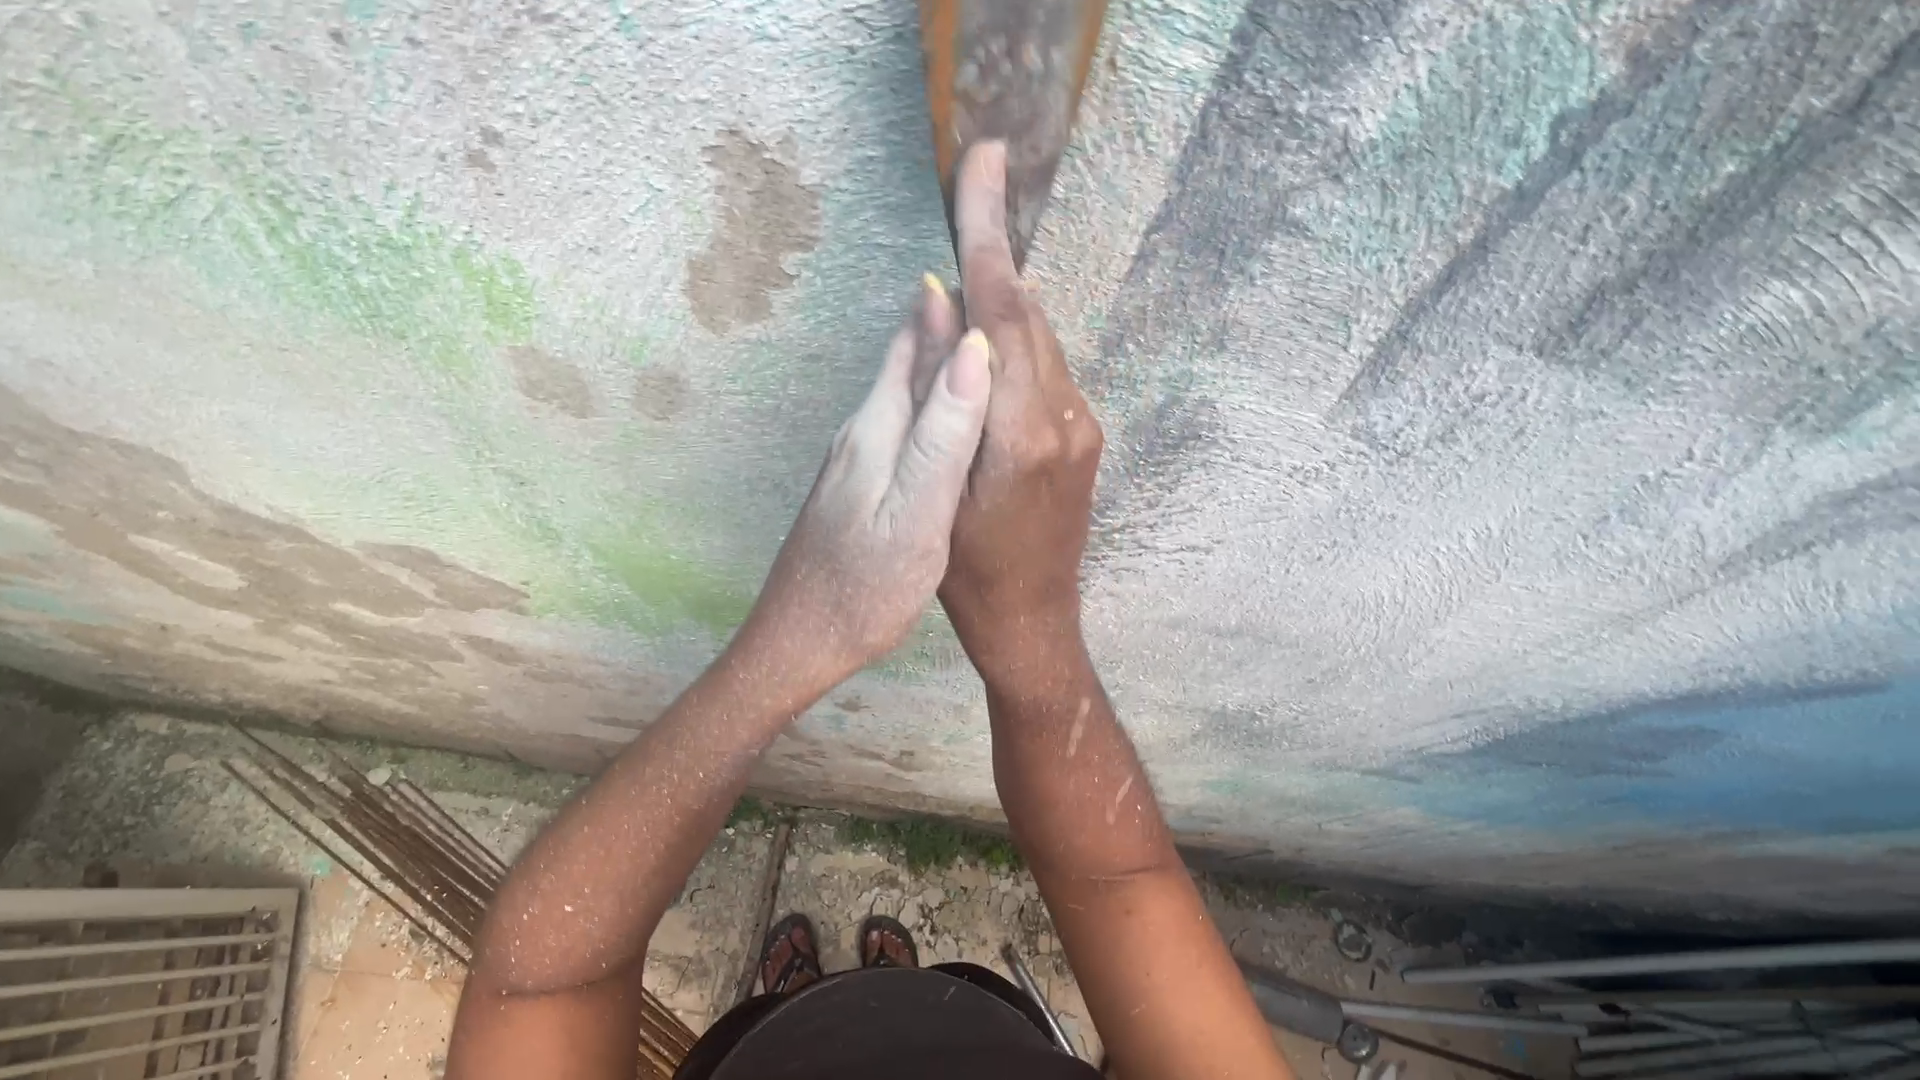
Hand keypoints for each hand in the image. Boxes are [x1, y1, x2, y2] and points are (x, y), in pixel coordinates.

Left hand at [740, 288, 992, 689]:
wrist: (801, 641)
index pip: (916, 345)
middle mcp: (862, 432)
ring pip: (903, 391)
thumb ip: (943, 434)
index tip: (984, 260)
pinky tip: (949, 412)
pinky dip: (931, 402)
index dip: (949, 304)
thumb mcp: (916, 513)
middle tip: (989, 284)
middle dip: (945, 321)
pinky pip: (901, 423)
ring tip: (982, 336)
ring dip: (939, 359)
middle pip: (906, 361)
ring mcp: (856, 459)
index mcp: (878, 429)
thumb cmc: (864, 588)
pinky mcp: (858, 485)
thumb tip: (973, 350)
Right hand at [936, 141, 1104, 681]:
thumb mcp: (938, 487)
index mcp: (1024, 434)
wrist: (1032, 621)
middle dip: (998, 245)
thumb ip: (944, 398)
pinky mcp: (1085, 437)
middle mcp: (1066, 419)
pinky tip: (993, 329)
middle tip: (980, 173)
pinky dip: (1017, 336)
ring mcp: (1083, 428)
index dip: (987, 235)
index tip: (983, 165)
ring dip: (1005, 292)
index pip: (1003, 315)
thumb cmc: (967, 571)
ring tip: (976, 238)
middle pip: (1027, 314)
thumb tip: (939, 308)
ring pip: (1040, 338)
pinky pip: (1047, 368)